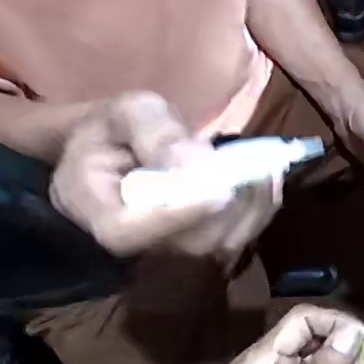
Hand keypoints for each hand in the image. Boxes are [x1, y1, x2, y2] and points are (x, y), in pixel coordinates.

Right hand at [51, 92, 279, 257]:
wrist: (124, 151)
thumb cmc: (116, 130)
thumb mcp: (127, 115)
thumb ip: (156, 135)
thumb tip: (199, 164)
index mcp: (95, 210)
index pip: (129, 232)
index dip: (177, 215)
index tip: (219, 190)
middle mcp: (140, 241)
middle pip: (191, 239)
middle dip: (228, 201)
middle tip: (251, 164)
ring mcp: (178, 248)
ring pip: (225, 239)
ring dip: (252, 201)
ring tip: (263, 165)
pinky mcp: (208, 243)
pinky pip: (245, 233)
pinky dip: (263, 205)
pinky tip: (268, 177)